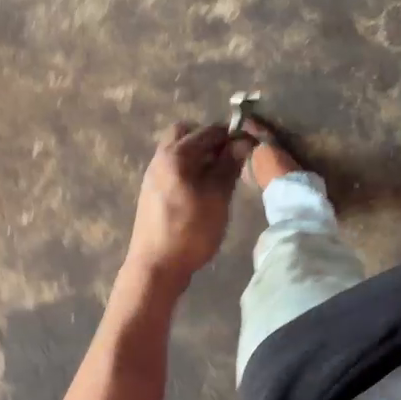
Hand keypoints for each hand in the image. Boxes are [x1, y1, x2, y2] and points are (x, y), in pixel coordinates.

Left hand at [125, 123, 253, 289]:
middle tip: (229, 156)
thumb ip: (228, 166)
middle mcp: (160, 158)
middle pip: (185, 134)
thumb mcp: (217, 197)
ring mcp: (153, 175)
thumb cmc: (190, 231)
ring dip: (198, 154)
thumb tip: (242, 142)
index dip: (230, 134)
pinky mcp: (152, 191)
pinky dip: (189, 167)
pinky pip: (173, 167)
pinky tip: (203, 188)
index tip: (248, 144)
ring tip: (220, 175)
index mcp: (175, 155)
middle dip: (208, 139)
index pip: (207, 131)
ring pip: (177, 150)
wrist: (155, 268)